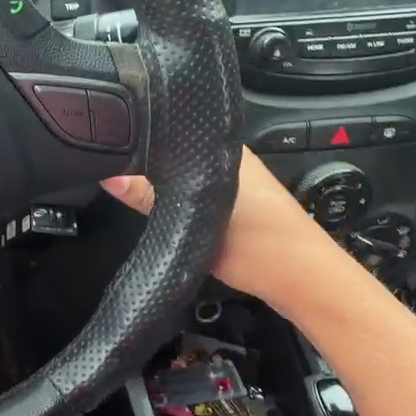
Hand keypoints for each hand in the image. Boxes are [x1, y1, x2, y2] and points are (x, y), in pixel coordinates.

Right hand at [100, 148, 337, 302]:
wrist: (306, 285)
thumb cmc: (262, 249)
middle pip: (176, 154)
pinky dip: (178, 200)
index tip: (112, 149)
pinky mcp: (234, 205)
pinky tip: (162, 209)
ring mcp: (234, 182)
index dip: (142, 139)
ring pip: (184, 175)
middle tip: (114, 174)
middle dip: (148, 165)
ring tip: (132, 191)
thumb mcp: (195, 222)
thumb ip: (150, 198)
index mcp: (225, 148)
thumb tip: (109, 175)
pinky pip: (195, 192)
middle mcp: (230, 158)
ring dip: (164, 185)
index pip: (174, 130)